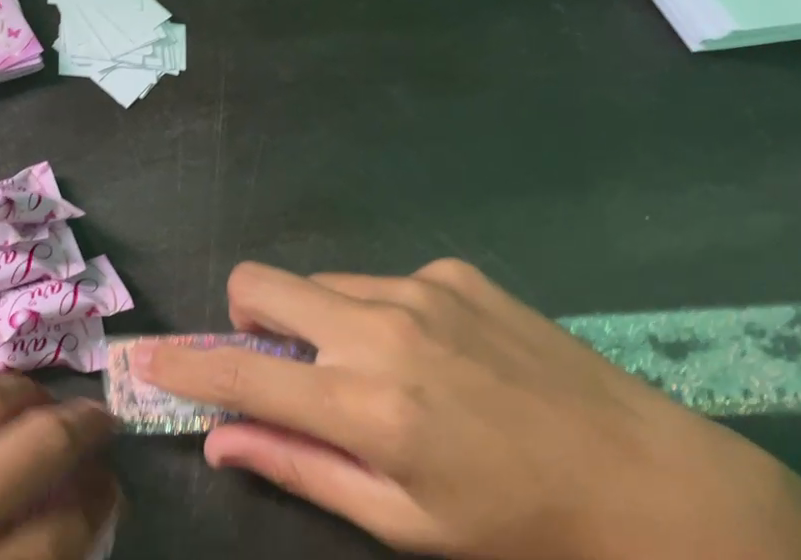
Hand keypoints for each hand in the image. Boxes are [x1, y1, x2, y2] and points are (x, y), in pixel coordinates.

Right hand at [140, 260, 800, 559]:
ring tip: (381, 374)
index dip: (179, 363)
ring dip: (319, 322)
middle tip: (284, 366)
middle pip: (260, 283)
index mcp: (366, 404)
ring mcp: (420, 288)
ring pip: (319, 283)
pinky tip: (439, 357)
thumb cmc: (522, 527)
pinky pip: (381, 281)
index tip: (141, 356)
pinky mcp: (455, 272)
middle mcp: (380, 328)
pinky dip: (379, 315)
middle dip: (247, 318)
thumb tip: (216, 440)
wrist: (659, 484)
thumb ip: (300, 468)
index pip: (237, 372)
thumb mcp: (405, 524)